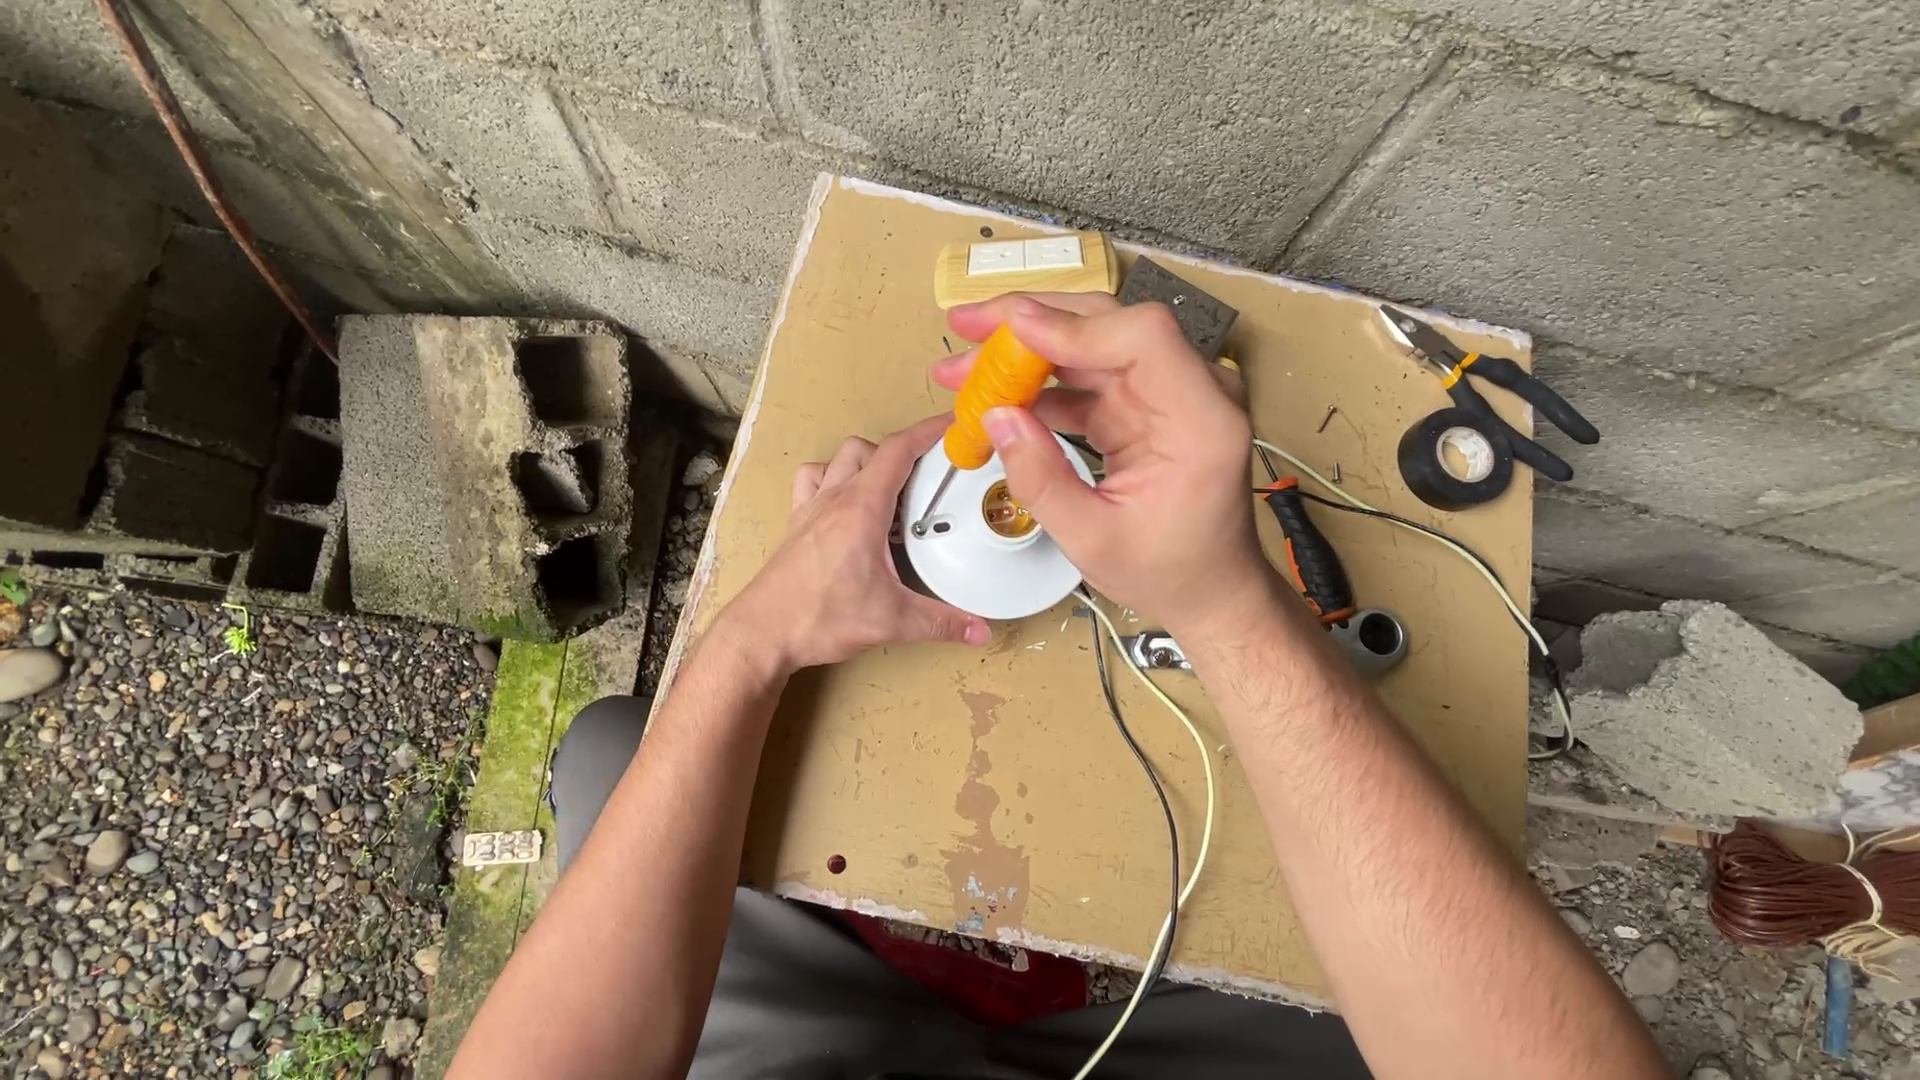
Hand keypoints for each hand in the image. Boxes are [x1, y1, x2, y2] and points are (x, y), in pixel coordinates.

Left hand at [720, 415, 990, 672]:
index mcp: (861, 508)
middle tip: (930, 475)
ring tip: (891, 488)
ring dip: (866, 461)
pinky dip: (831, 477)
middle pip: (871, 449)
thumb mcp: (891, 620)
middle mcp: (834, 498)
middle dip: (903, 452)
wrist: (762, 634)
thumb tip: (980, 632)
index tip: (952, 425)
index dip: (928, 431)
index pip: (898, 450)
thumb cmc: (818, 617)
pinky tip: (846, 501)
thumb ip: (941, 622)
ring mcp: (811, 508)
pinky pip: (812, 481)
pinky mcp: (797, 525)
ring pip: (839, 459)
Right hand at [937, 293, 1273, 638]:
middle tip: (968, 325)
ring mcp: (1169, 395)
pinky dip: (1042, 384)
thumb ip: (1040, 479)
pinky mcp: (1147, 405)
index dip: (1071, 325)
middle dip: (1033, 322)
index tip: (1009, 329)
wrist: (1209, 588)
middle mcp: (1193, 393)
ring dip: (1027, 352)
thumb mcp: (1093, 540)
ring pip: (1091, 346)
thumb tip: (996, 419)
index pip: (1142, 339)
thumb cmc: (1172, 570)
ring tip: (966, 367)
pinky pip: (1089, 377)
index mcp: (1201, 423)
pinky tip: (1000, 395)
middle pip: (1110, 326)